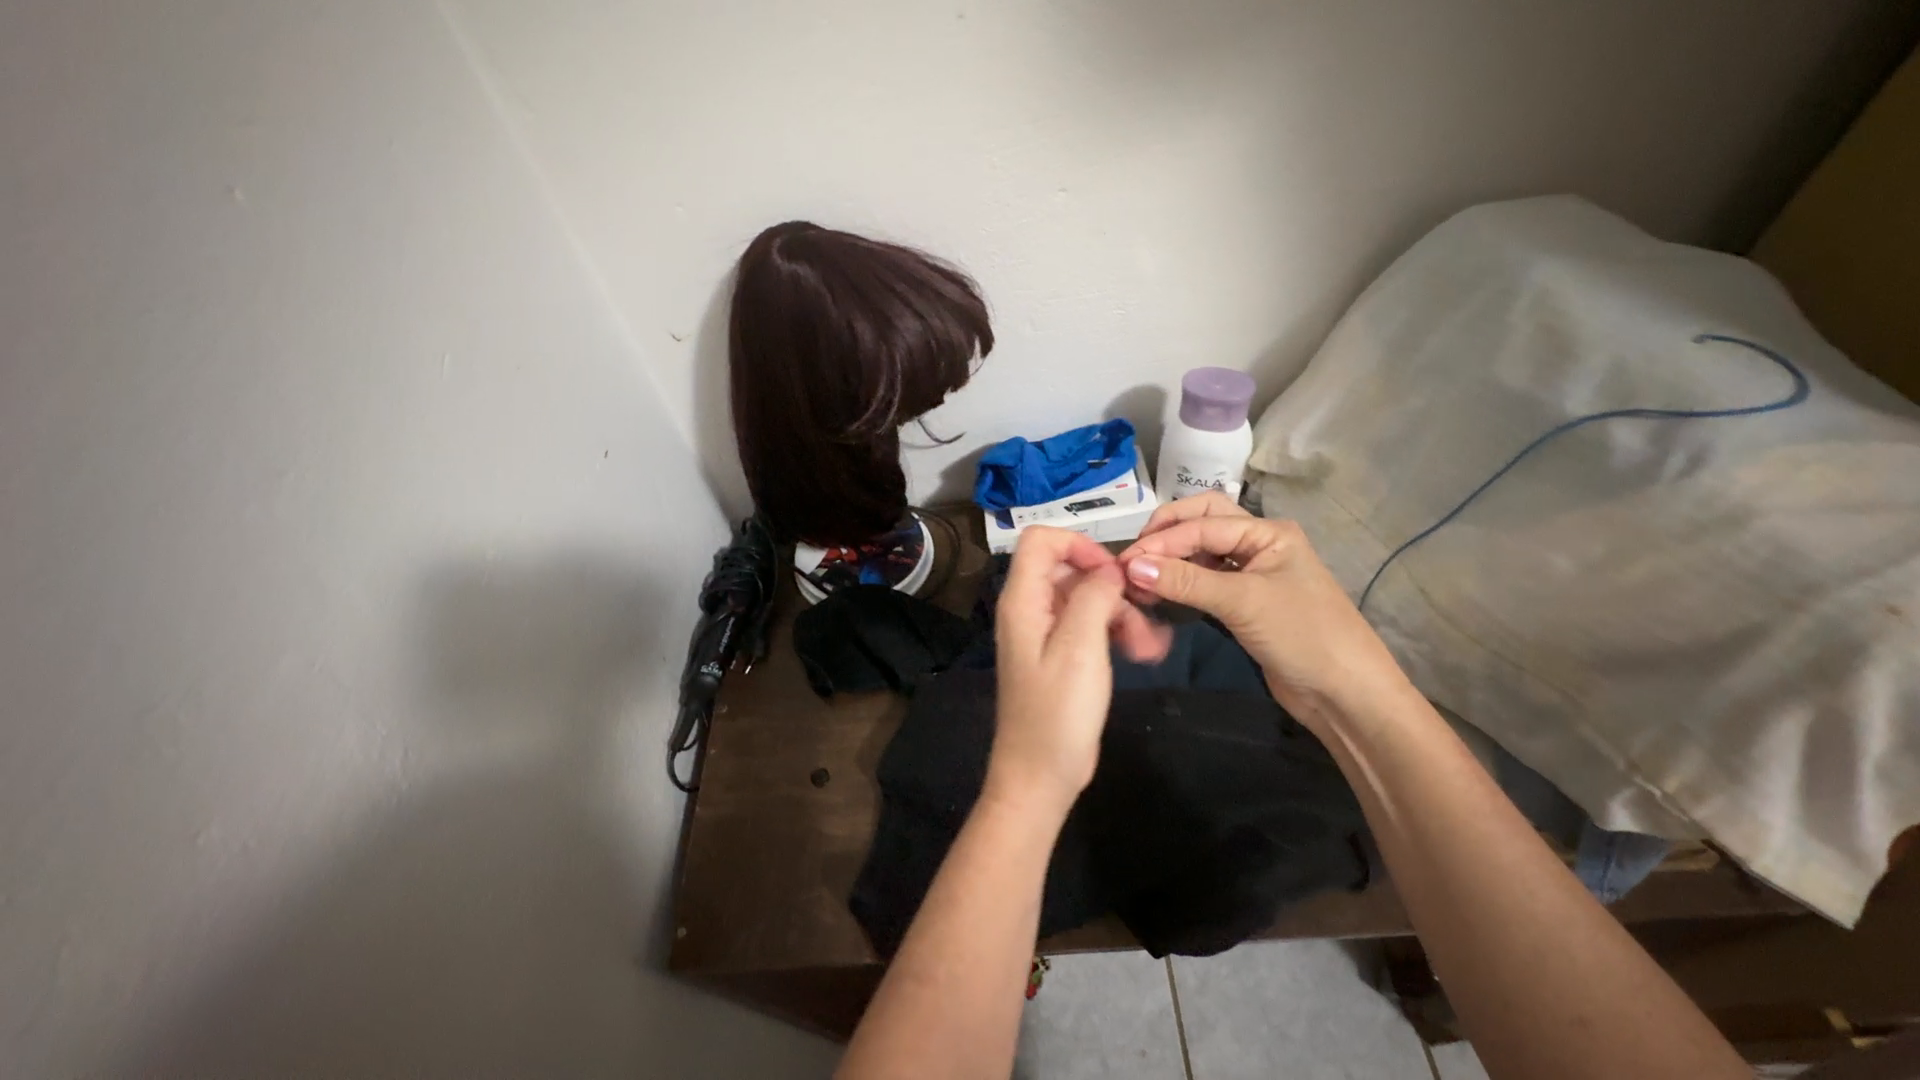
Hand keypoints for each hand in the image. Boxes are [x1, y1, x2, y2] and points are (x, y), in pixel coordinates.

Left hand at [987, 527, 1169, 815]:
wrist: (1040, 775)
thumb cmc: (1058, 713)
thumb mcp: (1080, 648)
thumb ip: (1094, 596)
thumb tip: (1110, 569)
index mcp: (1022, 601)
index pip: (1041, 540)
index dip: (1080, 545)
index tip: (1113, 572)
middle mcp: (1028, 610)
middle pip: (1070, 570)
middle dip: (1111, 588)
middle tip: (1145, 617)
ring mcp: (1042, 634)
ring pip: (1086, 599)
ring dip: (1121, 615)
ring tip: (1149, 649)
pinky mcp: (1059, 656)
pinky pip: (1087, 626)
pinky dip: (1114, 633)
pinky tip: (1141, 654)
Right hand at [1118, 493, 1411, 727]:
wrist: (1344, 693)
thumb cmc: (1302, 635)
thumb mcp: (1242, 602)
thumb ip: (1186, 581)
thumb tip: (1131, 566)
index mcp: (1268, 532)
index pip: (1203, 523)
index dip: (1162, 541)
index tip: (1124, 563)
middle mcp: (1260, 545)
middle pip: (1203, 523)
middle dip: (1166, 535)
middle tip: (1132, 558)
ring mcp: (1253, 574)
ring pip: (1202, 553)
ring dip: (1172, 559)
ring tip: (1138, 579)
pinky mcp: (1245, 604)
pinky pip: (1206, 581)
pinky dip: (1181, 583)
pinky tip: (1159, 593)